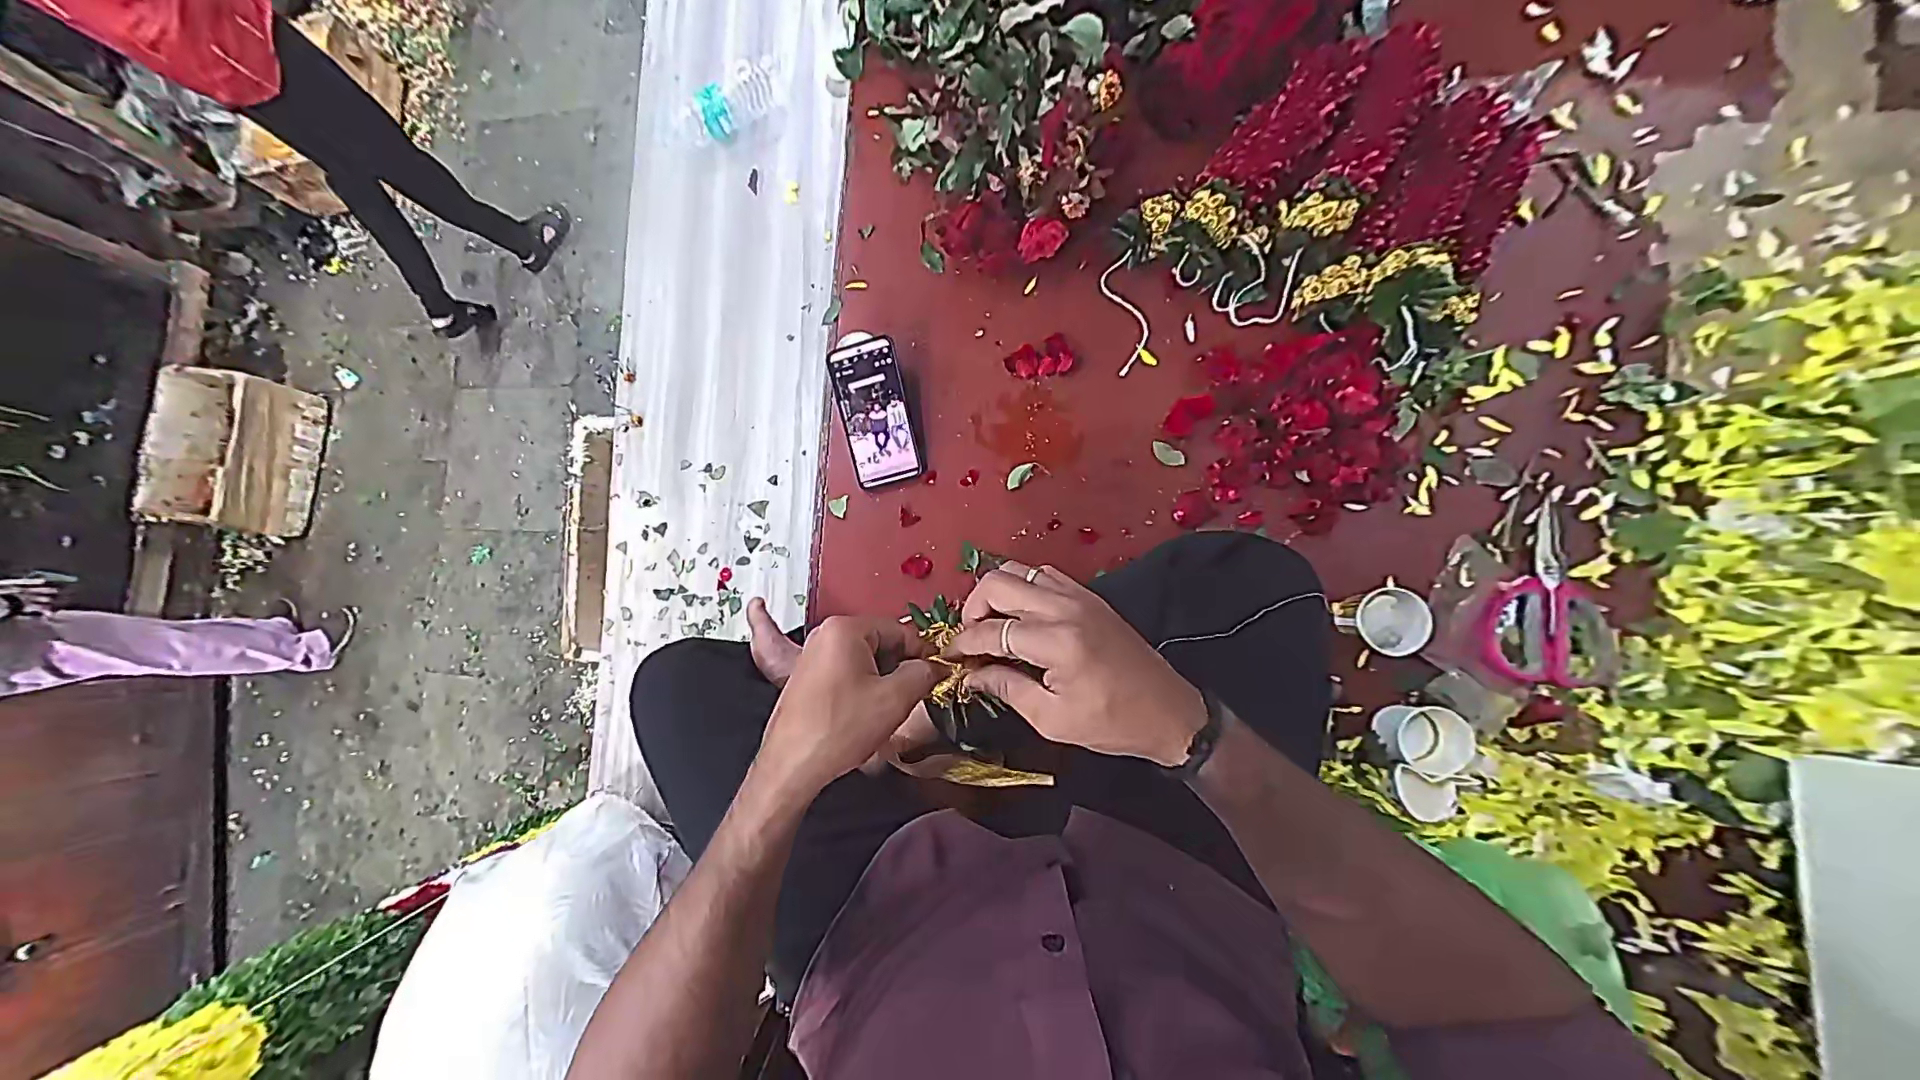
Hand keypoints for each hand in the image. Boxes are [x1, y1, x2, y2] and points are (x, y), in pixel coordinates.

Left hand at [749, 615, 943, 806]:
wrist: (792, 766)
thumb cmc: (834, 730)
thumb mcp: (895, 699)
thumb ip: (923, 674)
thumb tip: (934, 666)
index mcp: (844, 629)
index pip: (899, 629)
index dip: (923, 652)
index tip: (936, 670)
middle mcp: (825, 636)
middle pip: (881, 643)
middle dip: (901, 668)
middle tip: (913, 693)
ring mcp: (813, 657)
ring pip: (866, 661)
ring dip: (883, 681)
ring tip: (887, 709)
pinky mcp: (808, 678)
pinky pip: (847, 674)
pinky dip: (863, 689)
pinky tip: (866, 715)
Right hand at [945, 562, 1205, 765]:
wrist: (1170, 711)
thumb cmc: (1112, 723)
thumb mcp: (1053, 719)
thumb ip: (1007, 688)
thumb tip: (971, 674)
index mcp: (1057, 641)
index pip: (991, 629)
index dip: (963, 644)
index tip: (948, 658)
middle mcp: (1065, 607)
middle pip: (997, 582)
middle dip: (972, 608)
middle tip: (969, 639)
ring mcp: (1079, 595)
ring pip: (1018, 570)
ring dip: (995, 593)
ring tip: (991, 625)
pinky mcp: (1089, 596)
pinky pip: (1043, 574)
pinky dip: (1022, 587)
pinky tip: (1019, 614)